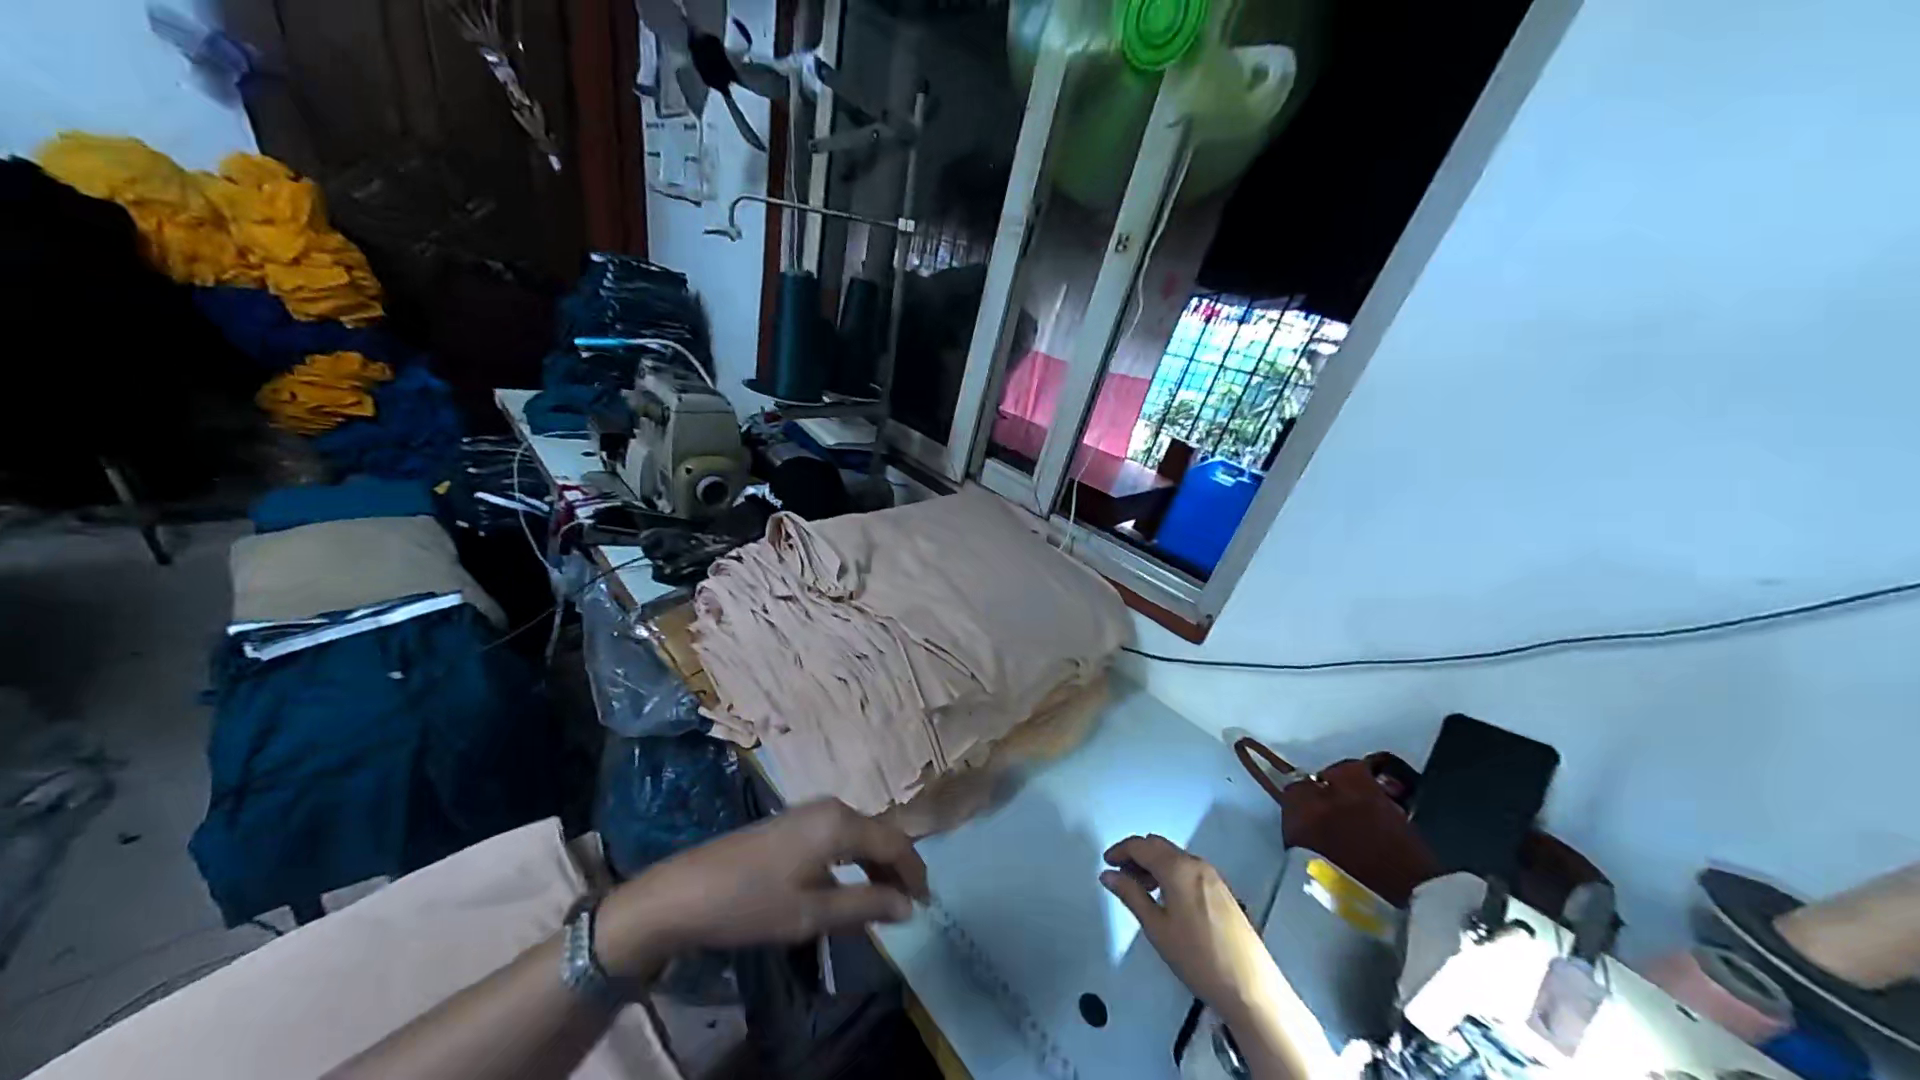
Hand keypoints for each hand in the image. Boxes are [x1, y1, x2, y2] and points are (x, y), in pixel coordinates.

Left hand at [597, 799, 929, 977]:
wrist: (683, 891)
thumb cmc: (751, 903)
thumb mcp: (812, 913)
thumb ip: (866, 905)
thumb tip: (908, 906)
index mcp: (840, 823)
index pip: (894, 843)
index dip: (915, 873)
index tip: (928, 904)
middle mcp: (830, 807)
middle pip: (879, 834)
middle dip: (897, 868)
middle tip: (910, 906)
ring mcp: (809, 811)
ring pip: (859, 834)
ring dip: (876, 864)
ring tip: (885, 899)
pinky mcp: (793, 822)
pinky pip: (839, 835)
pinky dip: (854, 858)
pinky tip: (850, 883)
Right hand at [1099, 835, 1282, 1025]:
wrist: (1250, 986)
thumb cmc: (1197, 957)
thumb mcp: (1156, 927)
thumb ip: (1131, 895)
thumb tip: (1109, 874)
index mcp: (1178, 868)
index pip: (1141, 845)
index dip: (1120, 850)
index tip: (1106, 862)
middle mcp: (1196, 864)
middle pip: (1158, 846)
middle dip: (1136, 855)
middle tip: (1119, 876)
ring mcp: (1212, 876)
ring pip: (1174, 857)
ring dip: (1153, 865)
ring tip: (1139, 890)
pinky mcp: (1222, 890)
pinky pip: (1188, 869)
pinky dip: (1170, 873)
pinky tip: (1165, 898)